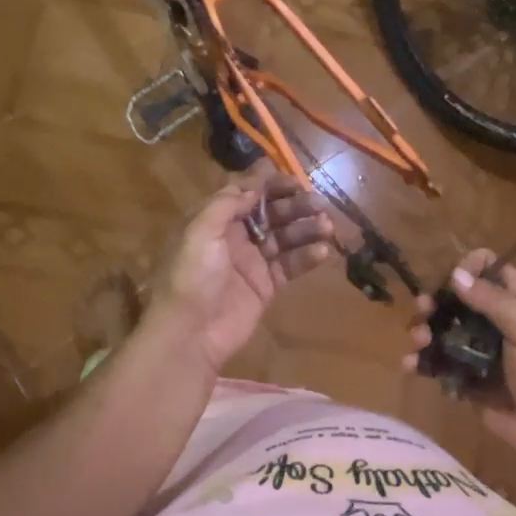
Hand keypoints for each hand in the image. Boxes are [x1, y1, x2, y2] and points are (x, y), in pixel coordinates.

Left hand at [159, 172, 334, 371]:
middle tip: (318, 203)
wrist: (188, 334)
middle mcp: (234, 236)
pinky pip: (289, 266)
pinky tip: (322, 251)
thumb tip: (254, 186)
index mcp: (215, 219)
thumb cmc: (190, 277)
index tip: (295, 180)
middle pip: (269, 213)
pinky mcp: (265, 286)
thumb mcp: (199, 231)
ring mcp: (252, 262)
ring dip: (305, 228)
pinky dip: (306, 256)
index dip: (269, 184)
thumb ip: (226, 204)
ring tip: (327, 225)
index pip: (246, 192)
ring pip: (284, 237)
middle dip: (293, 205)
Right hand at [403, 248, 515, 452]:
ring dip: (427, 331)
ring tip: (419, 340)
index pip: (491, 270)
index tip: (452, 281)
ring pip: (446, 330)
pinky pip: (442, 363)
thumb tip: (455, 274)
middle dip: (438, 301)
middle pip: (461, 299)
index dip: (469, 268)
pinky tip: (410, 365)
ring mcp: (483, 352)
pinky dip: (424, 362)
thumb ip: (493, 301)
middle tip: (423, 309)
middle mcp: (500, 322)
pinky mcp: (471, 379)